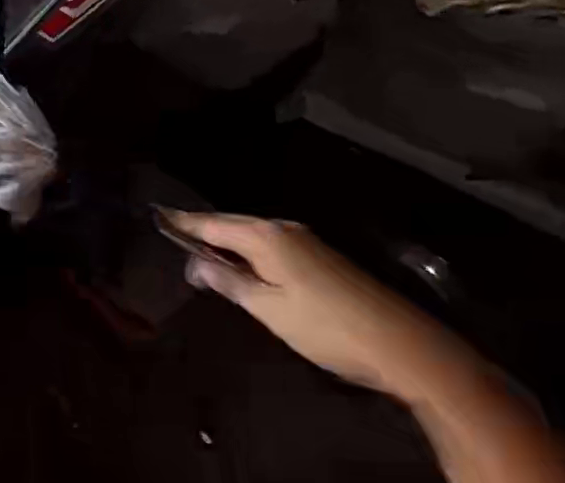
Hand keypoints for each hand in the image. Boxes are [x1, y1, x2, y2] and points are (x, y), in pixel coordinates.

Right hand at [171, 212, 469, 402]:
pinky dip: (248, 248)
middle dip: (201, 228)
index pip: (209, 223)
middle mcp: (281, 228)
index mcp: (263, 236)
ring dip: (226, 240)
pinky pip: (271, 242)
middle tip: (173, 232)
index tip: (155, 215)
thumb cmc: (327, 328)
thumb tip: (194, 263)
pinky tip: (244, 263)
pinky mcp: (322, 256)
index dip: (181, 222)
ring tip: (201, 250)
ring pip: (251, 233)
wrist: (410, 348)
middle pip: (229, 223)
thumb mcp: (268, 309)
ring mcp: (305, 239)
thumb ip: (227, 281)